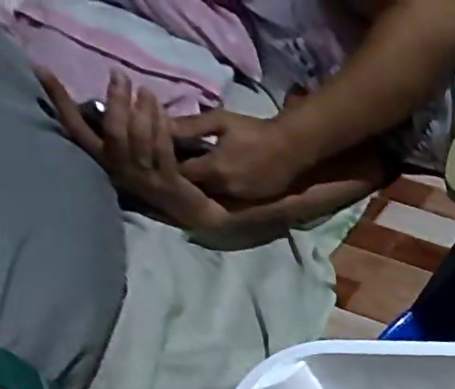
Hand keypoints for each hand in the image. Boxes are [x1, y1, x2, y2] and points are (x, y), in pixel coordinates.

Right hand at [38, 69, 233, 230]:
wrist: (196, 214)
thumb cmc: (164, 181)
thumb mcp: (136, 156)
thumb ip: (122, 134)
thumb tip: (109, 100)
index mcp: (108, 163)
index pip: (76, 130)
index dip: (59, 102)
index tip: (41, 70)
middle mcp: (122, 172)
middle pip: (112, 131)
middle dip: (115, 100)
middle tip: (120, 75)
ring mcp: (146, 180)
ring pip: (137, 138)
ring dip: (140, 110)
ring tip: (145, 90)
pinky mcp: (169, 184)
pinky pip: (162, 150)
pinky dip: (161, 127)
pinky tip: (161, 111)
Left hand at [172, 109, 312, 204]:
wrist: (291, 149)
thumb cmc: (255, 131)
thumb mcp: (221, 121)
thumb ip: (191, 126)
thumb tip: (163, 125)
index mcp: (214, 168)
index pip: (180, 171)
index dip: (170, 162)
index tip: (166, 151)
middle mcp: (224, 188)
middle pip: (194, 186)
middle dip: (185, 175)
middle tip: (180, 160)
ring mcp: (239, 198)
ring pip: (210, 193)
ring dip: (203, 183)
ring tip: (199, 168)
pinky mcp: (251, 201)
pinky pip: (227, 197)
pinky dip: (219, 188)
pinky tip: (220, 175)